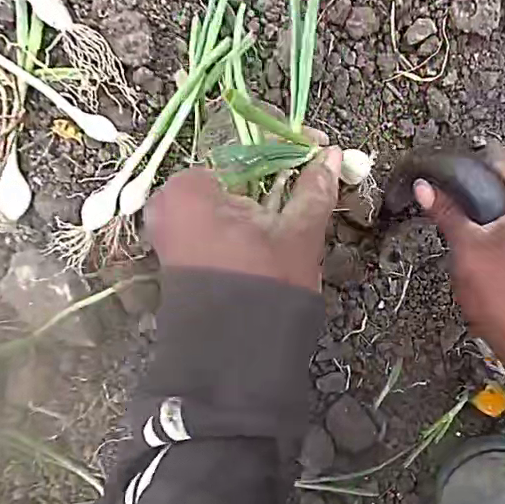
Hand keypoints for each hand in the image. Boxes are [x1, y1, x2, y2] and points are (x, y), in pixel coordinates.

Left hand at [145, 148, 343, 291]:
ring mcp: (173, 233)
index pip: (245, 146)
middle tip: (317, 180)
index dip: (288, 144)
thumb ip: (315, 189)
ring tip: (306, 208)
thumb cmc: (262, 287)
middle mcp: (171, 205)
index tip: (319, 147)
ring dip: (269, 201)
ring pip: (232, 202)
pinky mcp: (184, 257)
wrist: (233, 359)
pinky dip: (252, 223)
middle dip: (280, 176)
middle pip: (237, 174)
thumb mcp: (298, 233)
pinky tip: (281, 231)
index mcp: (190, 188)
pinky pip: (222, 225)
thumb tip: (333, 156)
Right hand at [414, 148, 504, 379]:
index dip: (467, 169)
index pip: (500, 160)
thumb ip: (447, 212)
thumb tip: (425, 188)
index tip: (448, 182)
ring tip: (479, 237)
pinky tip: (497, 248)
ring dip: (498, 211)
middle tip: (460, 216)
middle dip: (484, 194)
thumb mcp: (468, 250)